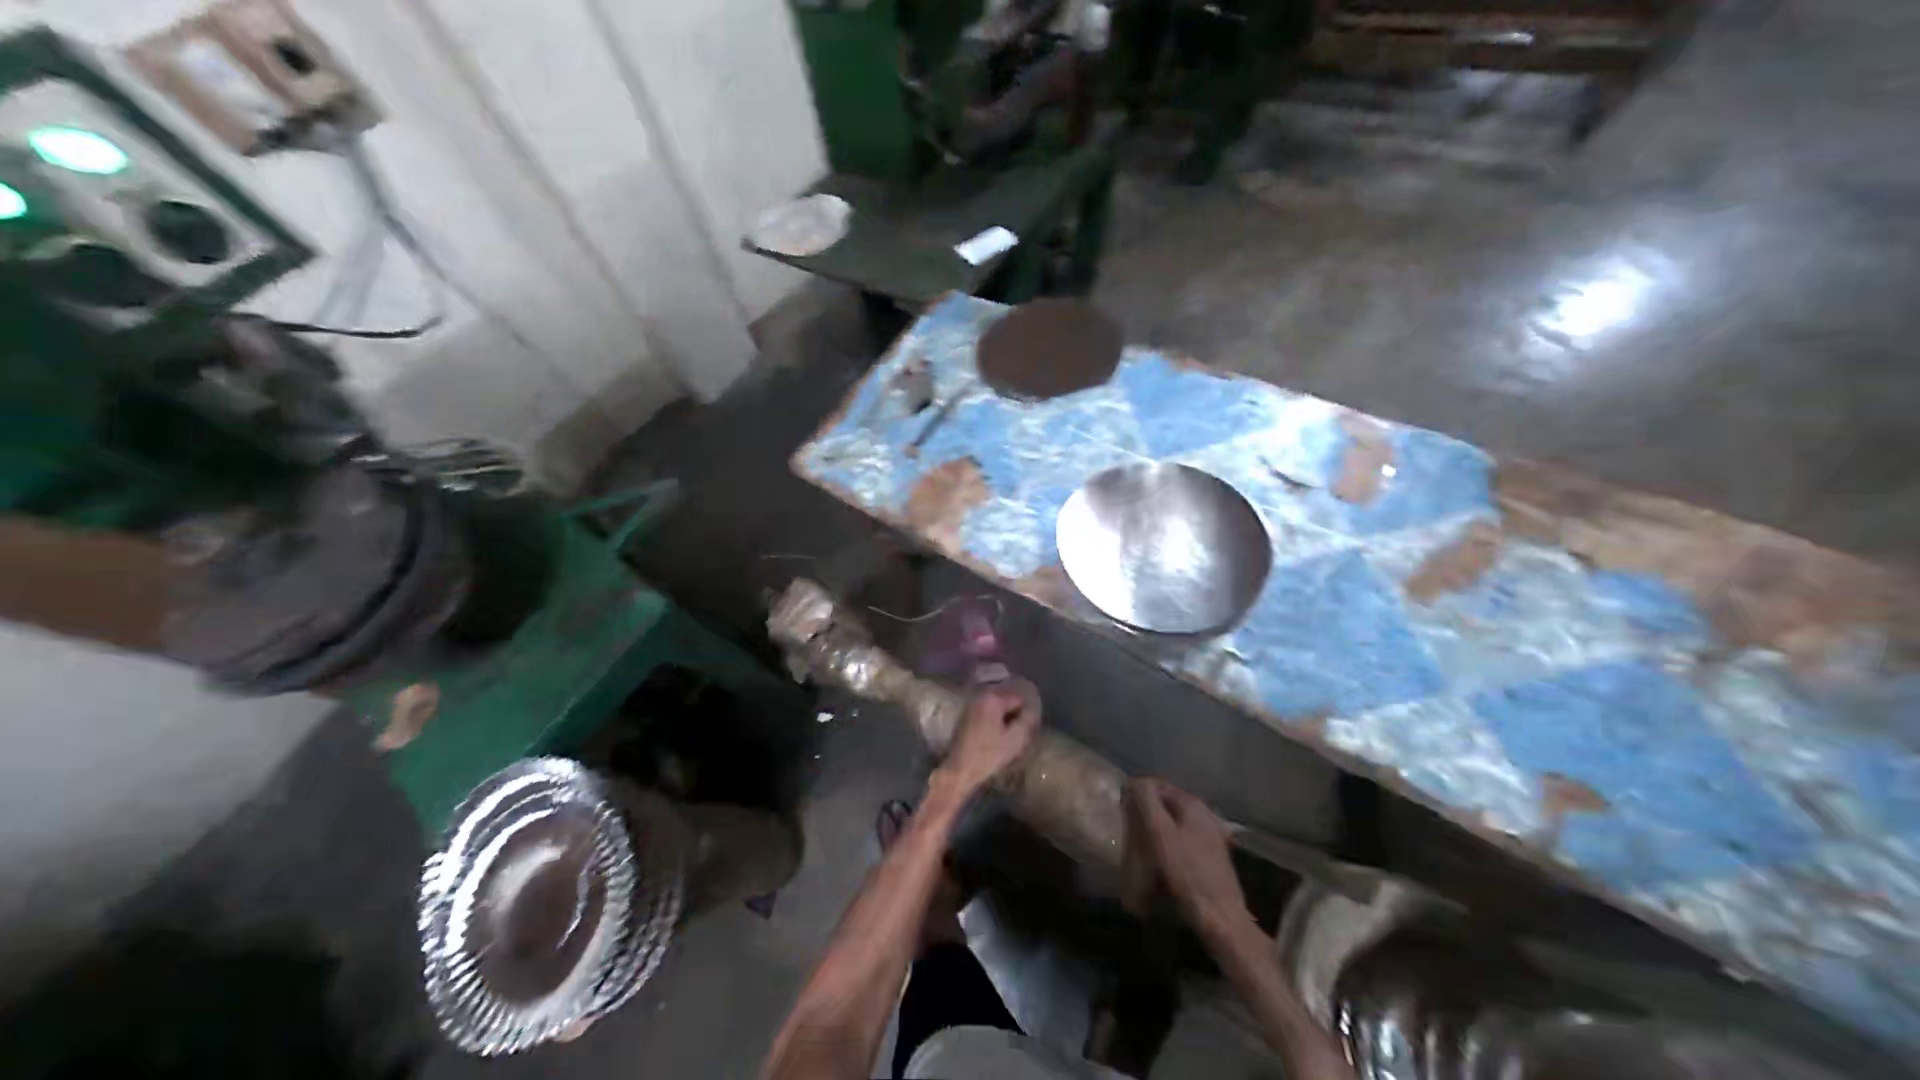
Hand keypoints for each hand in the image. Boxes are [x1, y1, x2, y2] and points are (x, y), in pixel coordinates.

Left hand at [940, 683, 1040, 794]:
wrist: (960, 770)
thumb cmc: (989, 755)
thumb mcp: (1015, 739)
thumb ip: (1026, 720)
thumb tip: (1032, 710)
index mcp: (992, 700)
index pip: (1018, 699)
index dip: (1025, 714)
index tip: (1026, 730)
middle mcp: (979, 698)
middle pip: (1006, 702)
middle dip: (1014, 715)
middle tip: (1018, 734)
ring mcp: (970, 707)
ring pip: (996, 709)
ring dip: (1003, 720)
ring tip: (1007, 737)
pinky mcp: (964, 717)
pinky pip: (986, 715)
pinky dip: (993, 723)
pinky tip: (994, 738)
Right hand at [1129, 778, 1251, 941]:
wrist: (1218, 914)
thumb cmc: (1186, 870)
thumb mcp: (1159, 832)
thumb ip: (1147, 801)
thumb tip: (1135, 782)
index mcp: (1193, 805)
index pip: (1159, 786)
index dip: (1139, 792)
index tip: (1122, 806)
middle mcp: (1205, 816)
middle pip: (1168, 805)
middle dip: (1148, 811)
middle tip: (1129, 826)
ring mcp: (1211, 837)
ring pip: (1176, 824)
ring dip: (1158, 830)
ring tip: (1141, 844)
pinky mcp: (1211, 857)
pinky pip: (1183, 841)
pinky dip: (1169, 845)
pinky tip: (1160, 860)